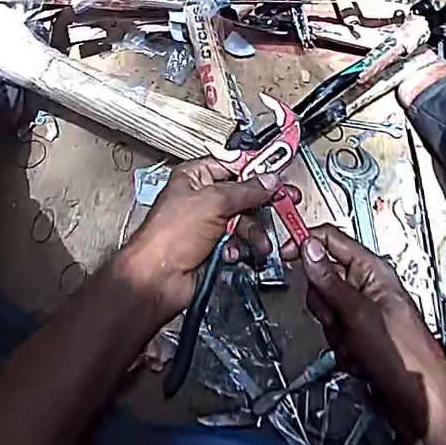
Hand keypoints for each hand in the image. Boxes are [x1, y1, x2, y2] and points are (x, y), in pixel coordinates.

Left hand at [112, 158, 281, 317]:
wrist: (158, 279)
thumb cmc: (171, 234)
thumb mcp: (212, 203)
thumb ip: (245, 191)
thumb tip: (268, 180)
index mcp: (195, 176)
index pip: (232, 165)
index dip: (255, 169)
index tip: (278, 172)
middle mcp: (201, 197)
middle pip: (241, 194)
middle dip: (261, 204)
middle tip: (287, 204)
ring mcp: (207, 224)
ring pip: (243, 221)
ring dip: (253, 232)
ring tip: (259, 243)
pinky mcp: (213, 248)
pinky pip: (237, 242)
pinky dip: (240, 248)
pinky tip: (232, 254)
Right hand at [300, 227, 445, 444]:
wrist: (424, 410)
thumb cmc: (407, 358)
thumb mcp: (360, 314)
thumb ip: (329, 280)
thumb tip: (307, 247)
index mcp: (372, 270)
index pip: (331, 239)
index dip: (306, 241)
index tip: (286, 251)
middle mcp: (366, 287)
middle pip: (322, 277)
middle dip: (324, 303)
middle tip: (338, 317)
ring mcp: (362, 313)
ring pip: (325, 308)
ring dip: (334, 330)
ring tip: (355, 344)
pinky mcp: (359, 336)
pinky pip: (333, 331)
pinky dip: (341, 347)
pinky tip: (359, 359)